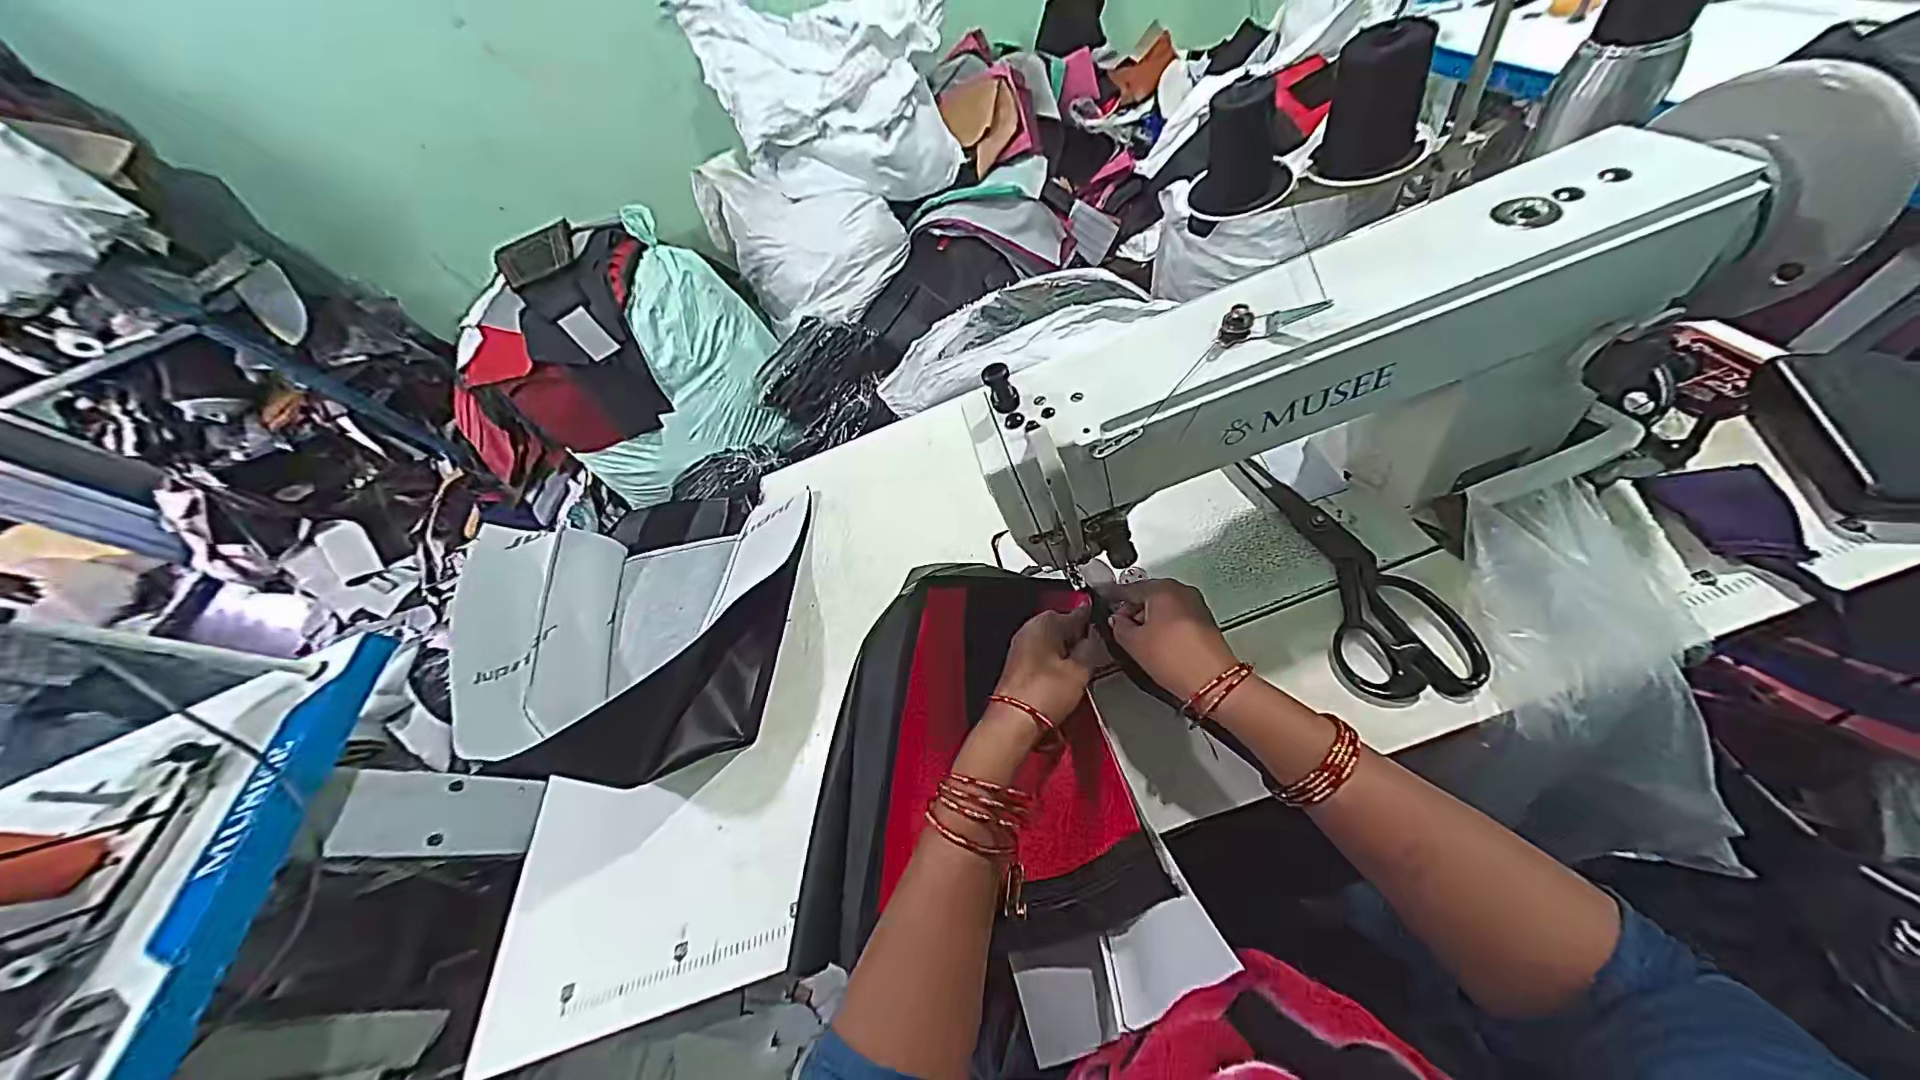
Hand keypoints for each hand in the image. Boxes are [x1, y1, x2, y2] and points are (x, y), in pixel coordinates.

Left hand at [991, 603, 1106, 734]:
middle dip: (1078, 641)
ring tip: (1077, 674)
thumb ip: (1091, 647)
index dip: (1092, 622)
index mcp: (1043, 622)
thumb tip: (1095, 637)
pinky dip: (1054, 665)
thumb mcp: (1080, 670)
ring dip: (1066, 654)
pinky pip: (1043, 658)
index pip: (1076, 613)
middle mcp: (1029, 630)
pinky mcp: (1019, 666)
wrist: (1014, 721)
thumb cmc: (1040, 695)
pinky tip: (1062, 681)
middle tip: (1092, 657)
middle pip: (1063, 628)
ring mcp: (1021, 648)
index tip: (1101, 626)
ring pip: (1053, 644)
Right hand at [1101, 578, 1239, 701]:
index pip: (1128, 587)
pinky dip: (1164, 626)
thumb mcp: (1132, 643)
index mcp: (1163, 589)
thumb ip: (1118, 626)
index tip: (1103, 598)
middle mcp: (1182, 591)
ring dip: (1148, 618)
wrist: (1212, 682)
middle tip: (1118, 624)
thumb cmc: (1179, 660)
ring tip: (1138, 640)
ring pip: (1162, 606)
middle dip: (1131, 609)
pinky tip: (1158, 644)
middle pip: (1147, 594)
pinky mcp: (1203, 621)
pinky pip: (1176, 617)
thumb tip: (1117, 622)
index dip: (1111, 595)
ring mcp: (1195, 605)